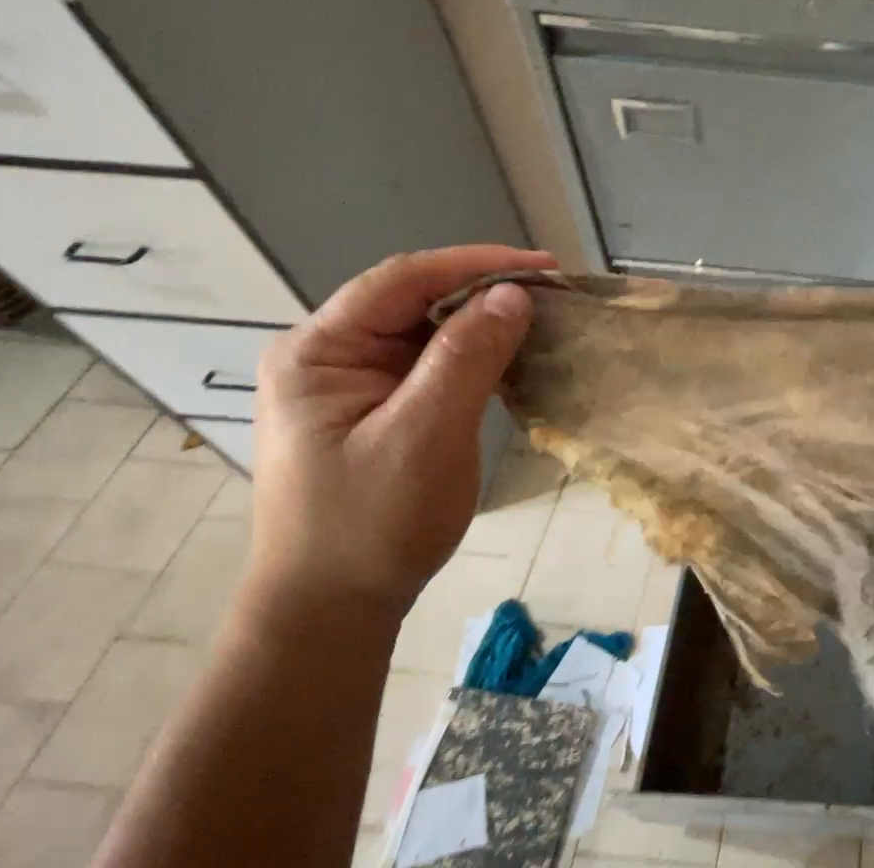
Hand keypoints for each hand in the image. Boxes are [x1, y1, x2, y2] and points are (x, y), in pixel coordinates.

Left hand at [246, 246, 556, 618]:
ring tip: (544, 320)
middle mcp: (330, 355)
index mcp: (319, 350)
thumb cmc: (371, 524)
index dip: (477, 265)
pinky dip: (476, 358)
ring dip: (484, 324)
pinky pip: (432, 366)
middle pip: (414, 300)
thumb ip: (467, 358)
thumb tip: (515, 294)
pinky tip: (515, 359)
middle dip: (485, 292)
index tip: (546, 266)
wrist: (334, 607)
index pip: (403, 280)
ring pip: (428, 332)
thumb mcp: (424, 436)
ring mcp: (352, 383)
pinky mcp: (378, 409)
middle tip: (554, 294)